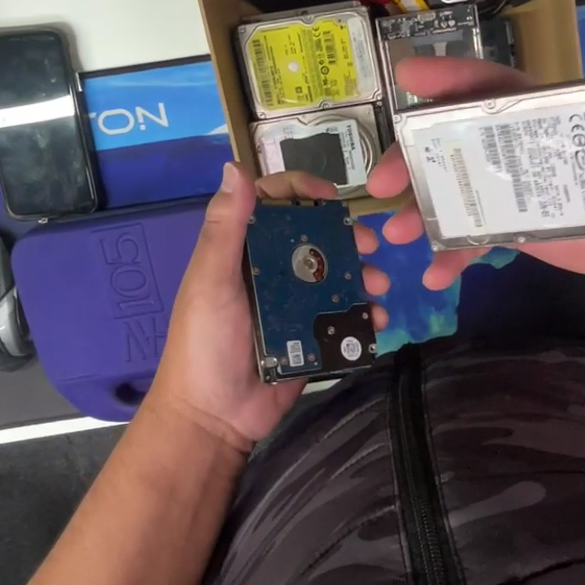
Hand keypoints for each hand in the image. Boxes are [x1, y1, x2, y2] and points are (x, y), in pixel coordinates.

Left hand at [148, 162, 386, 454]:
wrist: (213, 418)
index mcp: (241, 250)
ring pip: (336, 274)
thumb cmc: (204, 344)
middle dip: (347, 234)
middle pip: (315, 235)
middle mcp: (270, 270)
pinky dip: (366, 312)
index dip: (302, 189)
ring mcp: (293, 303)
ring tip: (380, 284)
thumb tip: (235, 165)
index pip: (273, 202)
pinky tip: (379, 318)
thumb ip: (225, 229)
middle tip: (370, 243)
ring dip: (363, 273)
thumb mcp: (211, 283)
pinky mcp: (312, 334)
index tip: (332, 195)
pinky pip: (345, 314)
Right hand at [365, 56, 584, 293]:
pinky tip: (435, 275)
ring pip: (451, 187)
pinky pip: (469, 237)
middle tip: (382, 182)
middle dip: (412, 153)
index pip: (498, 88)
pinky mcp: (507, 225)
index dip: (454, 77)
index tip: (412, 76)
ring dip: (418, 207)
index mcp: (549, 117)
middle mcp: (518, 145)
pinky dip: (450, 255)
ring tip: (395, 232)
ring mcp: (508, 187)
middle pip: (454, 137)